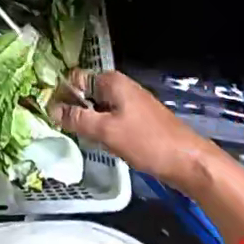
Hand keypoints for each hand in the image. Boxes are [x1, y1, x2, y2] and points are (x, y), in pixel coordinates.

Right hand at [49, 70, 219, 188]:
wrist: (192, 165)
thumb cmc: (148, 142)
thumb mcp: (106, 131)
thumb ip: (76, 118)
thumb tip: (50, 109)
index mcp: (111, 81)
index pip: (74, 78)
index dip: (61, 93)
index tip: (51, 112)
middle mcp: (120, 86)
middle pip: (85, 92)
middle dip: (73, 108)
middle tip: (62, 127)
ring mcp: (130, 103)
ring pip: (97, 107)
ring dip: (87, 120)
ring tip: (79, 136)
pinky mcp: (138, 120)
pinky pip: (110, 118)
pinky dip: (102, 127)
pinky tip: (100, 142)